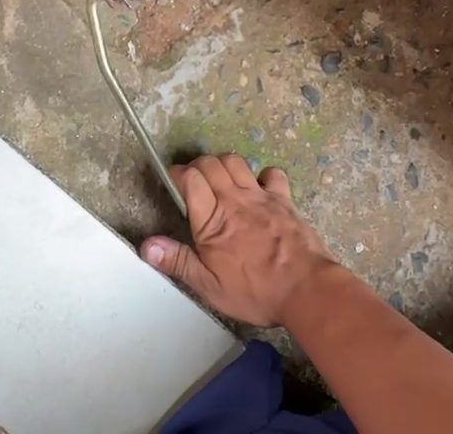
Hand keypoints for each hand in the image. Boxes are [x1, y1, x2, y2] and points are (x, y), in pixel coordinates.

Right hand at [139, 154, 337, 326]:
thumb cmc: (255, 291)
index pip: (189, 178)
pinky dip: (263, 175)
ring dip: (224, 164)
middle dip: (197, 165)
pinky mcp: (284, 200)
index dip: (177, 174)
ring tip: (220, 179)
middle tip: (194, 181)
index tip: (173, 181)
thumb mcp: (210, 286)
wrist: (306, 289)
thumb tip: (147, 245)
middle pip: (210, 163)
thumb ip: (177, 261)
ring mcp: (260, 196)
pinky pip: (272, 174)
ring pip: (236, 162)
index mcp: (211, 218)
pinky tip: (260, 188)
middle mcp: (233, 199)